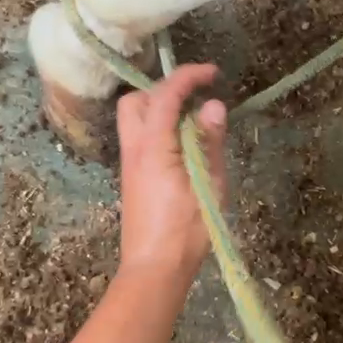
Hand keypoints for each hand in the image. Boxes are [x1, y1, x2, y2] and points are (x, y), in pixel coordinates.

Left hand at [115, 63, 226, 283]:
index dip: (188, 76)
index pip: (165, 95)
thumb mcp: (208, 185)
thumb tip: (213, 105)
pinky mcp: (132, 178)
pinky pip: (140, 138)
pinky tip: (184, 146)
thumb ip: (210, 143)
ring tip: (193, 123)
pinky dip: (159, 128)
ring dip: (160, 109)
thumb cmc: (185, 231)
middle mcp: (134, 149)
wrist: (153, 269)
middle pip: (136, 101)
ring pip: (134, 119)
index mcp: (152, 147)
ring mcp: (129, 164)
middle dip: (164, 90)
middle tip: (195, 99)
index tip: (213, 73)